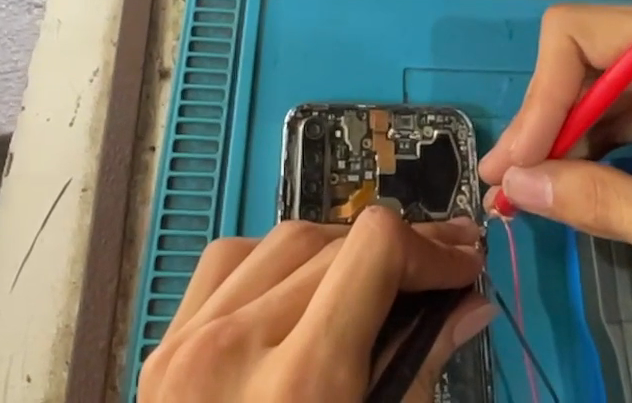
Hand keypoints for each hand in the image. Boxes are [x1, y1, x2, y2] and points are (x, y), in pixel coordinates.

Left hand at [137, 209, 494, 402]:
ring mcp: (189, 345)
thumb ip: (419, 368)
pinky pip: (228, 262)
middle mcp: (235, 351)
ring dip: (337, 250)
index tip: (459, 263)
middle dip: (395, 250)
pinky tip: (301, 281)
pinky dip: (273, 260)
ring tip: (376, 273)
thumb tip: (466, 304)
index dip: (430, 248)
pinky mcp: (165, 346)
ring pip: (281, 242)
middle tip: (438, 264)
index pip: (373, 251)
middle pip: (333, 244)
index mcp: (301, 388)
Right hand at [480, 0, 631, 338]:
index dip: (536, 102)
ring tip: (535, 190)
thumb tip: (517, 183)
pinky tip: (581, 178)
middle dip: (547, 119)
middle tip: (513, 185)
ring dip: (569, 132)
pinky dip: (604, 137)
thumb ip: (602, 202)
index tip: (513, 169)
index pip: (576, 37)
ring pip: (605, 77)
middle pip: (585, 52)